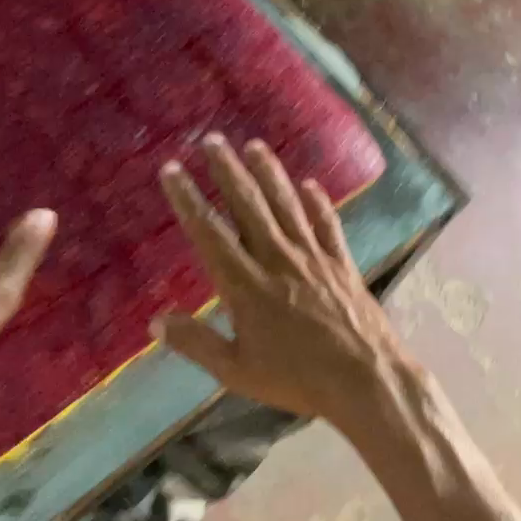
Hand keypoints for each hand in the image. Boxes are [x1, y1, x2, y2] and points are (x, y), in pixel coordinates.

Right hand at [152, 135, 409, 429]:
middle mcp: (278, 260)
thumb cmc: (297, 379)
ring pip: (287, 206)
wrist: (365, 379)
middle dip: (228, 171)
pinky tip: (310, 185)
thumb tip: (156, 321)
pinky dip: (317, 203)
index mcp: (246, 286)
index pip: (209, 233)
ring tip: (255, 145)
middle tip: (212, 140)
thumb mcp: (236, 371)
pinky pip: (327, 225)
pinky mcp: (342, 263)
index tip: (172, 169)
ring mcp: (313, 258)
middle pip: (249, 206)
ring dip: (270, 173)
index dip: (188, 199)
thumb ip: (196, 343)